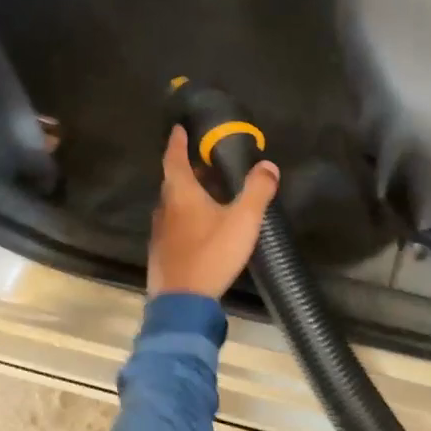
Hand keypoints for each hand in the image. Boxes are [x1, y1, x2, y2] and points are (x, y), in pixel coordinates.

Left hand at [149, 126, 278, 298]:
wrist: (182, 302)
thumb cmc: (212, 253)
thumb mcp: (243, 220)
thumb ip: (258, 190)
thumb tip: (268, 165)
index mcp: (181, 194)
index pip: (174, 159)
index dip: (177, 142)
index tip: (179, 128)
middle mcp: (165, 208)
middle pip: (175, 181)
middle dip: (190, 169)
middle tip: (209, 162)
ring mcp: (161, 232)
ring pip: (175, 204)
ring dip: (190, 194)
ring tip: (212, 192)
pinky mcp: (163, 252)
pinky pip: (176, 224)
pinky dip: (189, 216)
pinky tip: (205, 226)